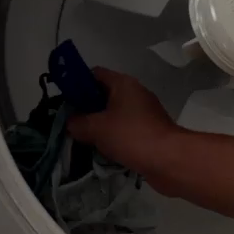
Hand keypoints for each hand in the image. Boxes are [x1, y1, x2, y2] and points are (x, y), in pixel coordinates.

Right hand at [67, 67, 184, 175]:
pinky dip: (112, 139)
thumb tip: (70, 123)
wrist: (169, 160)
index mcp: (122, 84)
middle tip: (70, 124)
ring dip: (98, 127)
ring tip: (81, 141)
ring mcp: (143, 113)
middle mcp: (134, 94)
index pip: (94, 74)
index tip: (64, 101)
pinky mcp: (148, 132)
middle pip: (103, 95)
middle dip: (86, 109)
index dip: (77, 84)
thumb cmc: (131, 136)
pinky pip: (123, 131)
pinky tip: (100, 152)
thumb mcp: (97, 128)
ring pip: (113, 115)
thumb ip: (78, 123)